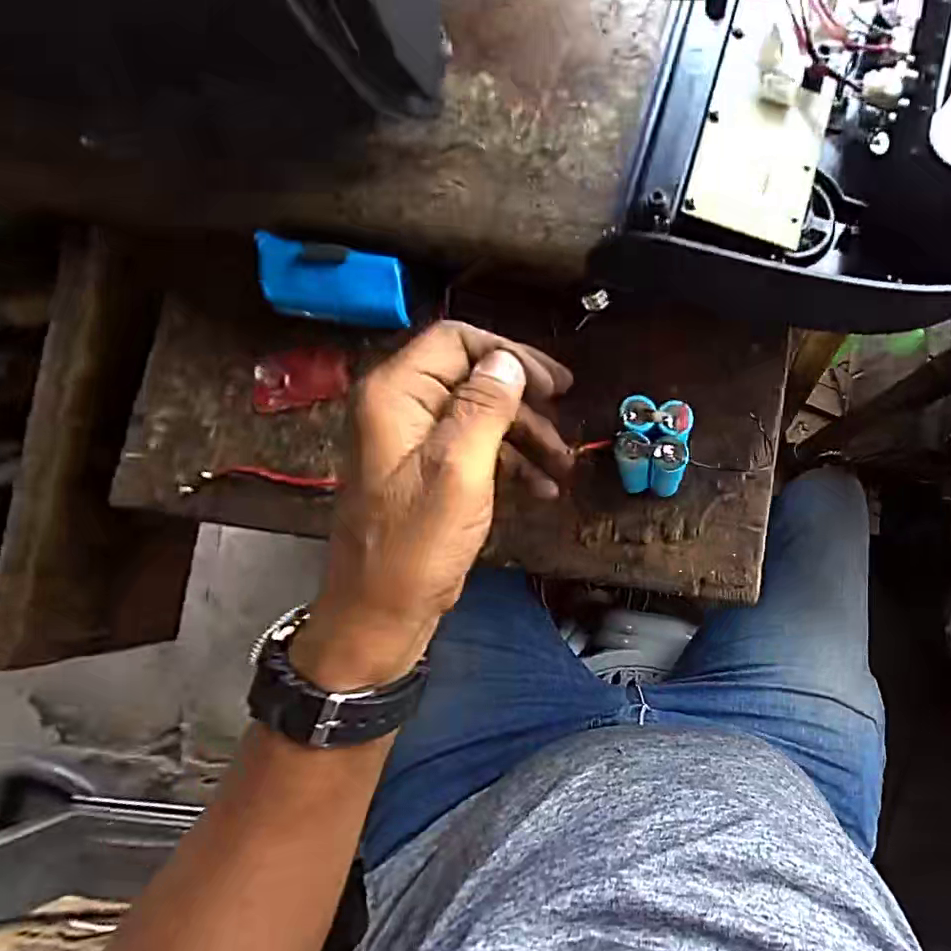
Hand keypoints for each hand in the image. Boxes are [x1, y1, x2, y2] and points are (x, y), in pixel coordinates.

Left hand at [290, 322, 574, 690]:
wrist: (384, 609)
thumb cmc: (418, 542)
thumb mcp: (459, 470)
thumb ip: (484, 408)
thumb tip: (510, 361)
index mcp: (397, 395)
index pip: (456, 341)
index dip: (510, 356)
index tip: (556, 386)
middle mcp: (404, 409)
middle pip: (475, 377)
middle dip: (526, 401)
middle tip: (566, 422)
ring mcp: (418, 442)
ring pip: (484, 416)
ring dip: (528, 437)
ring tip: (562, 467)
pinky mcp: (432, 473)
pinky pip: (480, 450)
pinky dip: (514, 463)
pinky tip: (542, 489)